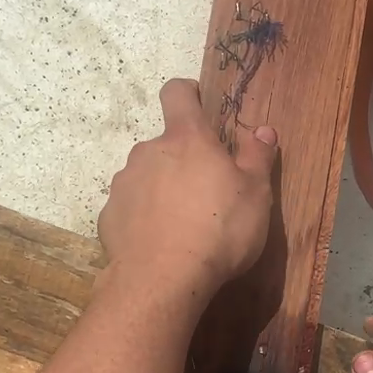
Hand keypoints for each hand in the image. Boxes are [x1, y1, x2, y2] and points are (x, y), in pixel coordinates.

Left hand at [96, 79, 277, 305]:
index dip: (187, 94)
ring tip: (181, 226)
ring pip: (145, 177)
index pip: (177, 93)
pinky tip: (159, 245)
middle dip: (181, 161)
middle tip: (204, 194)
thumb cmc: (218, 231)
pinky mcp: (109, 217)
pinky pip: (130, 210)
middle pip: (164, 144)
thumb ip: (258, 158)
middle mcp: (148, 152)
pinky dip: (143, 220)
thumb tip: (263, 129)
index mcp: (186, 139)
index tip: (198, 106)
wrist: (163, 279)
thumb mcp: (256, 195)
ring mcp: (123, 184)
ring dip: (161, 191)